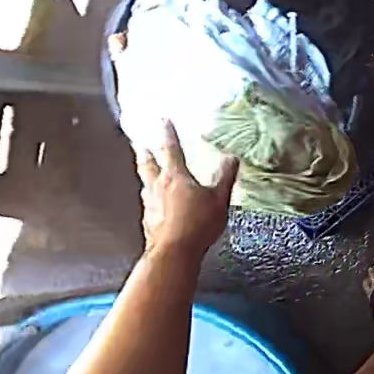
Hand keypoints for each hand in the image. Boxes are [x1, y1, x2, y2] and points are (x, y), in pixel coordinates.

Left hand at [137, 120, 237, 260]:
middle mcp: (158, 187)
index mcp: (176, 177)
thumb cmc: (198, 223)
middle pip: (148, 165)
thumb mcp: (219, 199)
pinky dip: (150, 199)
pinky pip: (148, 204)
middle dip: (146, 153)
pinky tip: (153, 204)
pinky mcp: (148, 221)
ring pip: (145, 184)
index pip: (171, 150)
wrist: (174, 251)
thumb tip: (232, 158)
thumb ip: (225, 177)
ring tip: (147, 174)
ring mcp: (150, 204)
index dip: (168, 134)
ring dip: (146, 176)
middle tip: (142, 146)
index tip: (164, 121)